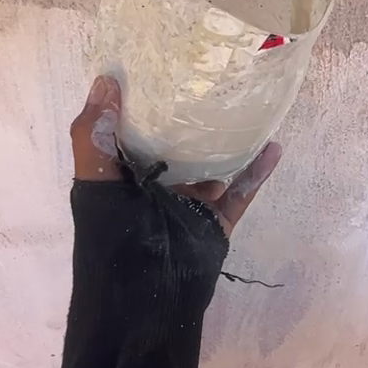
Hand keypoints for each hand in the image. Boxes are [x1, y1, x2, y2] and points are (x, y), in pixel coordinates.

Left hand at [70, 75, 280, 236]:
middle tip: (211, 76)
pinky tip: (274, 145)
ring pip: (215, 164)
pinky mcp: (216, 220)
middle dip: (192, 116)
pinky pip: (241, 191)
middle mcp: (158, 185)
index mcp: (126, 176)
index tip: (160, 63)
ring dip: (230, 140)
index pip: (134, 130)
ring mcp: (190, 203)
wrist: (142, 303)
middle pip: (179, 144)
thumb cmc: (113, 238)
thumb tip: (105, 81)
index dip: (144, 101)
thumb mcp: (95, 184)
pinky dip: (257, 170)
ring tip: (247, 104)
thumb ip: (93, 136)